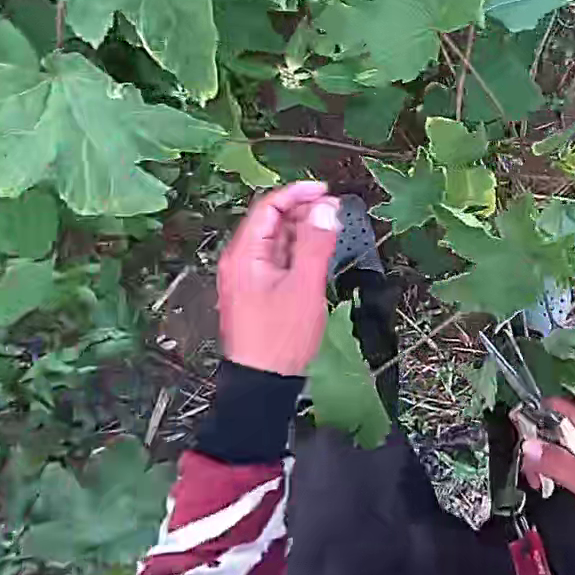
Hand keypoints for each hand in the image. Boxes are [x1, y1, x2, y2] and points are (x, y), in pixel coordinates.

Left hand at [217, 181, 340, 375]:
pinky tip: (317, 251)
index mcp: (244, 255)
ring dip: (302, 229)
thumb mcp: (304, 286)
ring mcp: (248, 277)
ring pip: (276, 240)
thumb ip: (316, 244)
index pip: (268, 208)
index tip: (325, 191)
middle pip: (270, 221)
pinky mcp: (258, 290)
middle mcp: (241, 261)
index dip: (297, 193)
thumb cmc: (281, 337)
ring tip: (330, 227)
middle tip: (333, 210)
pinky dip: (298, 250)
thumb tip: (326, 208)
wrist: (264, 383)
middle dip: (302, 210)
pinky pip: (278, 259)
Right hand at [520, 397, 574, 547]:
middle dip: (541, 445)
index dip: (534, 415)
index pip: (557, 407)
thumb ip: (556, 462)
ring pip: (571, 445)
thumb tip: (526, 443)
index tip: (517, 435)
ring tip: (541, 484)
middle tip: (530, 474)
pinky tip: (562, 486)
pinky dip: (568, 468)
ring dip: (553, 460)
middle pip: (561, 427)